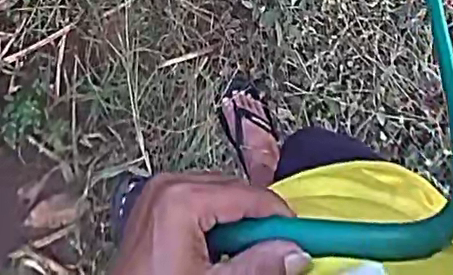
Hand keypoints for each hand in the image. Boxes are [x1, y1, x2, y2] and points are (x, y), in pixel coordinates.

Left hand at [109, 173, 311, 274]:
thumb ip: (257, 267)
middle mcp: (168, 185)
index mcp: (181, 198)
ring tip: (251, 253)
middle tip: (282, 247)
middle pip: (231, 190)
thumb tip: (294, 253)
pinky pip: (196, 202)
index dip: (276, 215)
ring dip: (237, 221)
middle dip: (257, 219)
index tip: (301, 234)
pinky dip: (215, 223)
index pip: (245, 194)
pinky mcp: (152, 206)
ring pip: (215, 194)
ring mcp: (157, 193)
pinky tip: (222, 250)